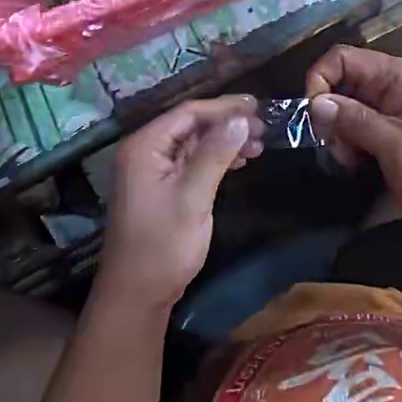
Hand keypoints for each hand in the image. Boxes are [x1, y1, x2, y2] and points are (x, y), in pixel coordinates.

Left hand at [96, 95, 264, 310]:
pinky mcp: (161, 187)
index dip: (224, 107)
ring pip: (193, 143)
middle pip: (190, 124)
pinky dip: (215, 158)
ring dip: (224, 141)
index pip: (187, 113)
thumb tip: (240, 118)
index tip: (259, 107)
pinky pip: (190, 161)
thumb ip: (215, 155)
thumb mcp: (193, 197)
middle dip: (227, 123)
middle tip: (263, 128)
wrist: (137, 293)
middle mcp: (144, 151)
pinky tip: (239, 161)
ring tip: (258, 144)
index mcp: (144, 147)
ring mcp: (151, 170)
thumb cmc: (163, 245)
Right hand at [305, 45, 401, 218]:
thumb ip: (356, 121)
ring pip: (342, 108)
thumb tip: (315, 102)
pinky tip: (359, 164)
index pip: (340, 58)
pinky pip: (355, 126)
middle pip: (338, 84)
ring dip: (338, 134)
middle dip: (328, 115)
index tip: (314, 116)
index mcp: (395, 76)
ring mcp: (390, 106)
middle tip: (337, 149)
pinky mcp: (389, 128)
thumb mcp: (397, 146)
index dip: (320, 81)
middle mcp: (390, 84)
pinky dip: (349, 144)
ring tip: (352, 161)